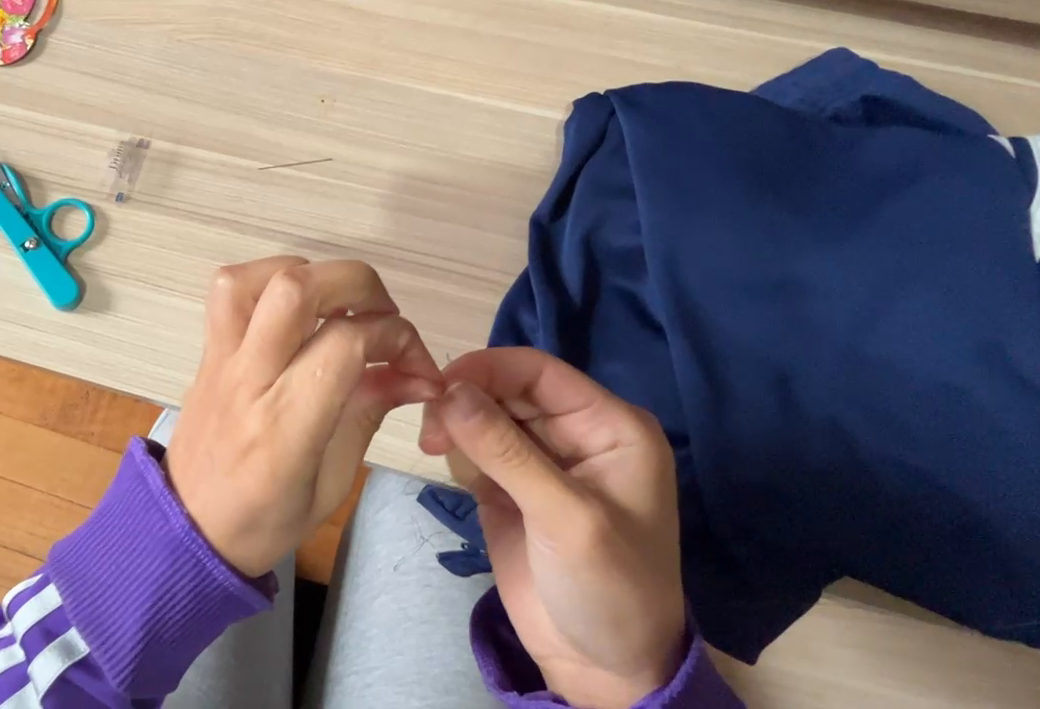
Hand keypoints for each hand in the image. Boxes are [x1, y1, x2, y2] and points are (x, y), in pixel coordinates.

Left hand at [165, 257, 445, 577]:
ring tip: (337, 307)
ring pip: (253, 278)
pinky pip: (228, 291)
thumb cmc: (264, 520)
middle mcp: (249, 378)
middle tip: (383, 316)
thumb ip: (368, 413)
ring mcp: (220, 358)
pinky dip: (269, 279)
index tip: (415, 363)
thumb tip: (417, 373)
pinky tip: (298, 311)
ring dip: (307, 274)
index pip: (343, 343)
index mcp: (285, 425)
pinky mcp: (207, 349)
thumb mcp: (332, 484)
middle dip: (357, 283)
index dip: (393, 336)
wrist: (186, 528)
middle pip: (296, 288)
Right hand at [420, 347, 686, 708]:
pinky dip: (454, 447)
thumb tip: (447, 390)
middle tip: (430, 430)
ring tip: (434, 449)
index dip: (486, 369)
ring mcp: (538, 458)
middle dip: (464, 399)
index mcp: (608, 427)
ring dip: (453, 422)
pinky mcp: (507, 482)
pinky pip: (471, 443)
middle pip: (504, 386)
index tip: (438, 387)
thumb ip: (506, 450)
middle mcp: (574, 432)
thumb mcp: (565, 518)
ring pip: (481, 411)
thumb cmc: (608, 589)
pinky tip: (452, 469)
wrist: (602, 669)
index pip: (537, 371)